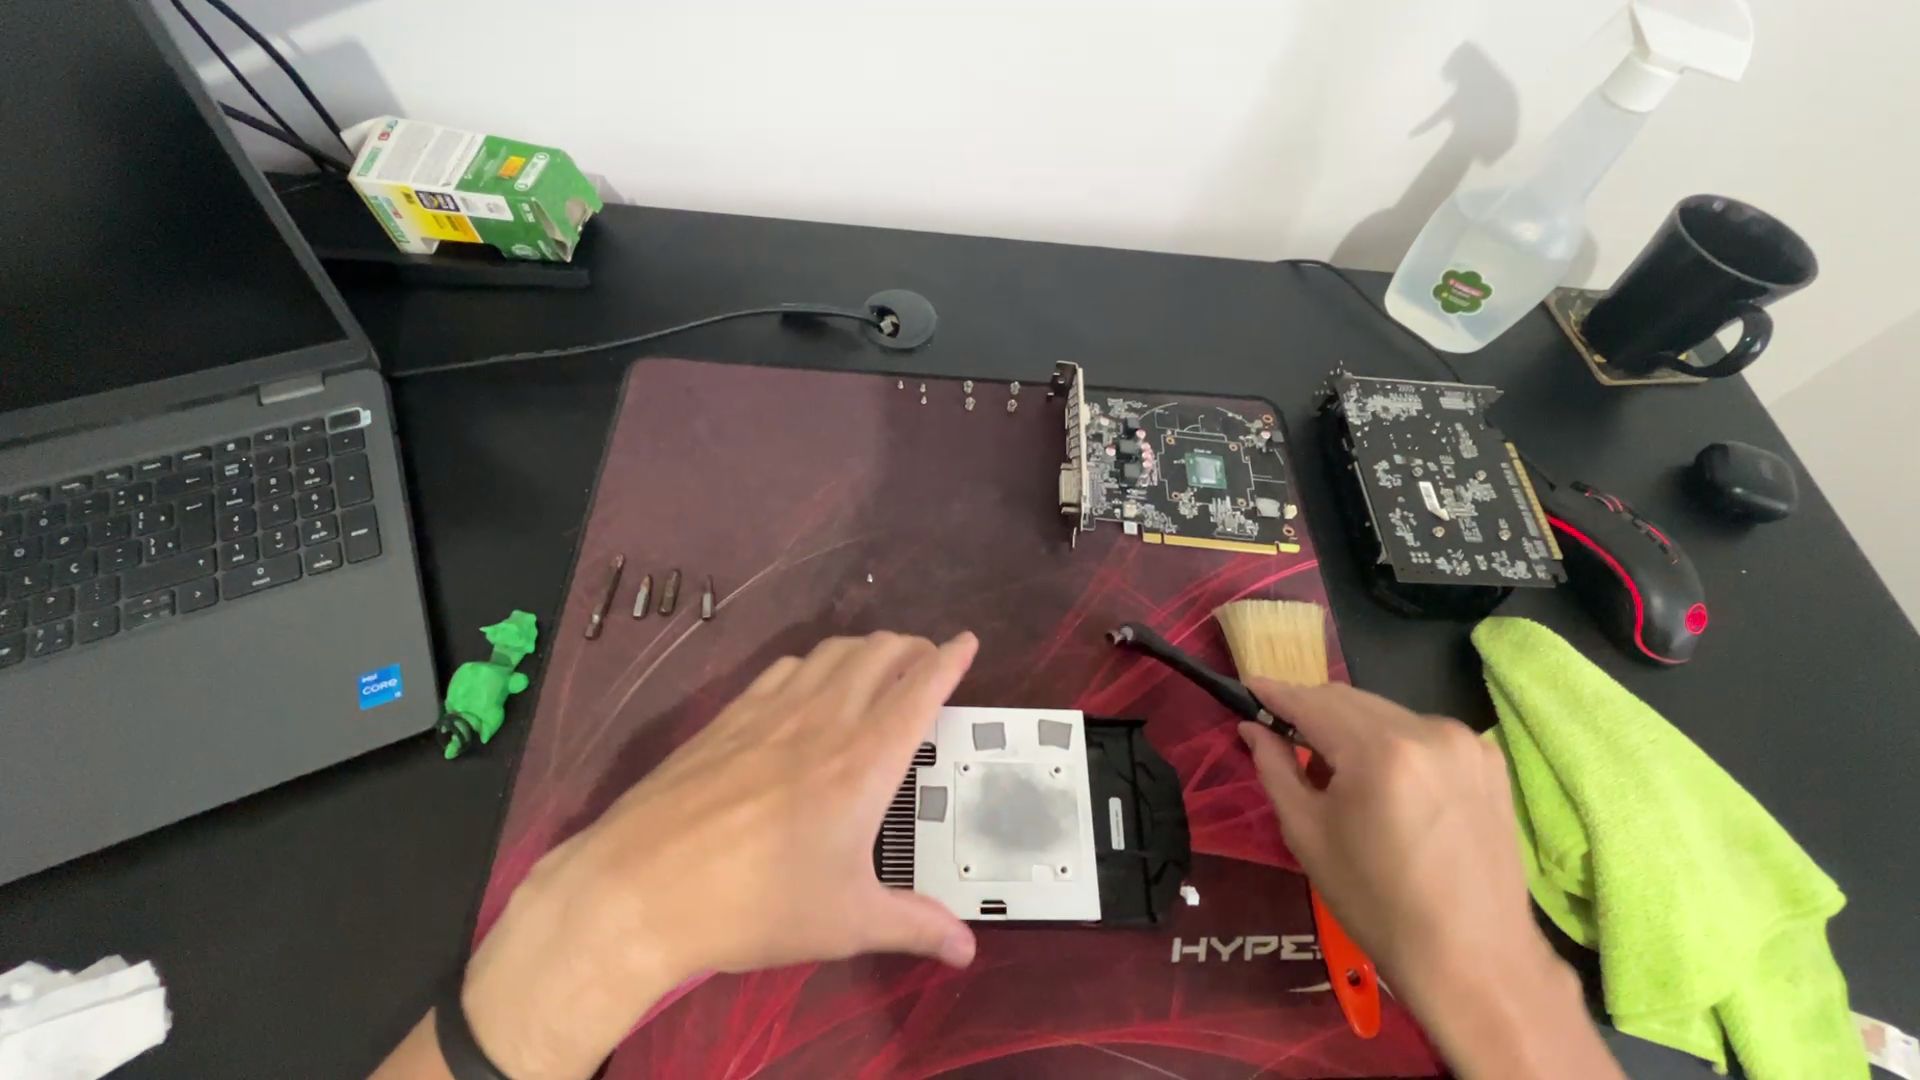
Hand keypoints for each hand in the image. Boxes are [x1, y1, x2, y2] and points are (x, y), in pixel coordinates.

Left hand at [446, 632, 980, 1079]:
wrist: (642, 886)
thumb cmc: (756, 904)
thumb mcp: (846, 922)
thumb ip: (913, 926)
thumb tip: (966, 950)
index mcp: (865, 760)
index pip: (921, 689)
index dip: (950, 659)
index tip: (968, 642)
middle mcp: (826, 718)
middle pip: (880, 653)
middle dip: (912, 647)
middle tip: (926, 664)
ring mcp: (773, 709)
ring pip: (833, 651)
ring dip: (866, 649)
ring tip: (877, 668)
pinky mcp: (731, 714)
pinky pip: (787, 667)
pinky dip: (816, 663)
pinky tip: (809, 687)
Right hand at [1237, 680, 1536, 994]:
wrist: (1474, 958)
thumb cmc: (1375, 900)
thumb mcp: (1306, 832)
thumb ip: (1275, 766)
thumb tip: (1253, 727)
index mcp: (1379, 751)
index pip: (1312, 702)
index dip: (1274, 692)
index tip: (1246, 687)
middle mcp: (1427, 731)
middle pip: (1348, 699)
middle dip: (1310, 710)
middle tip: (1279, 733)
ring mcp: (1464, 742)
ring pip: (1383, 712)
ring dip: (1349, 726)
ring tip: (1333, 770)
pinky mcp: (1487, 760)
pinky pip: (1418, 731)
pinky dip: (1388, 742)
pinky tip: (1381, 782)